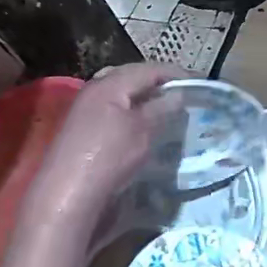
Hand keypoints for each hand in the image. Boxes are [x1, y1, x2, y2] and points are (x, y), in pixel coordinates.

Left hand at [23, 64, 182, 235]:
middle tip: (182, 94)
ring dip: (144, 99)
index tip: (198, 83)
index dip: (175, 74)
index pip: (148, 69)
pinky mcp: (81, 130)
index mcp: (109, 84)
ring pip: (121, 95)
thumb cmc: (109, 157)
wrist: (67, 197)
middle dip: (158, 83)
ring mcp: (84, 110)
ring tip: (166, 109)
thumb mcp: (143, 131)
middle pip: (131, 78)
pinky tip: (142, 126)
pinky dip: (131, 112)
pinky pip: (112, 110)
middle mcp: (93, 90)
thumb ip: (162, 108)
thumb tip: (178, 94)